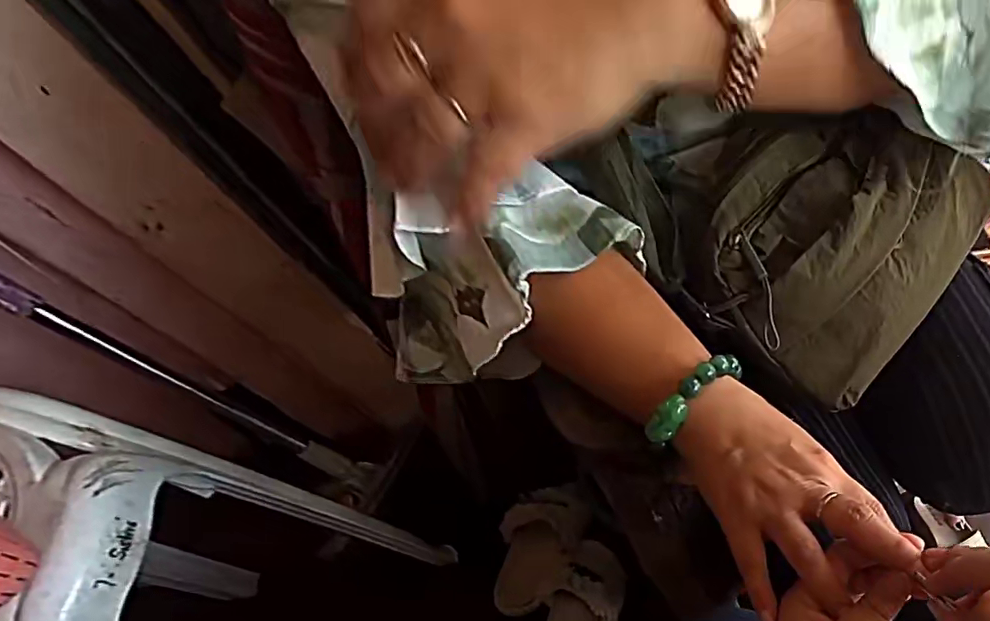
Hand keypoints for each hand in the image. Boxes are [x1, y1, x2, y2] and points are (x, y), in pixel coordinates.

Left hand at [345, 0, 723, 228]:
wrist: (634, 9)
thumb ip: (455, 8)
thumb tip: (438, 41)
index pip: (371, 28)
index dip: (355, 65)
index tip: (356, 87)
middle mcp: (447, 34)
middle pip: (388, 87)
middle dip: (374, 124)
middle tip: (376, 150)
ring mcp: (483, 86)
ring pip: (425, 134)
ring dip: (408, 166)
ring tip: (404, 190)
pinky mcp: (522, 128)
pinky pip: (483, 174)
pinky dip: (469, 206)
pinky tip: (460, 230)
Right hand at [675, 378, 923, 620]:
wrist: (711, 411)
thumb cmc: (758, 425)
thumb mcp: (807, 446)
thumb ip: (830, 481)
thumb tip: (857, 510)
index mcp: (825, 470)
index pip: (870, 507)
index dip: (893, 537)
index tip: (913, 561)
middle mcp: (804, 490)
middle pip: (854, 527)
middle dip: (882, 559)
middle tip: (902, 589)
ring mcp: (770, 508)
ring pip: (807, 556)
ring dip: (828, 589)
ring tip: (843, 614)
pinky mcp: (738, 521)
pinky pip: (752, 564)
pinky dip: (761, 594)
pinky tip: (770, 617)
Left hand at [765, 545, 916, 620]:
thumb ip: (875, 607)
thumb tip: (903, 574)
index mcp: (803, 598)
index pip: (839, 557)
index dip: (874, 547)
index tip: (908, 545)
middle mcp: (817, 604)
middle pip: (854, 568)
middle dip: (886, 560)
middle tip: (922, 557)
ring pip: (865, 587)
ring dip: (892, 579)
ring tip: (923, 572)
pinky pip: (873, 608)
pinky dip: (892, 600)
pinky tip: (911, 594)